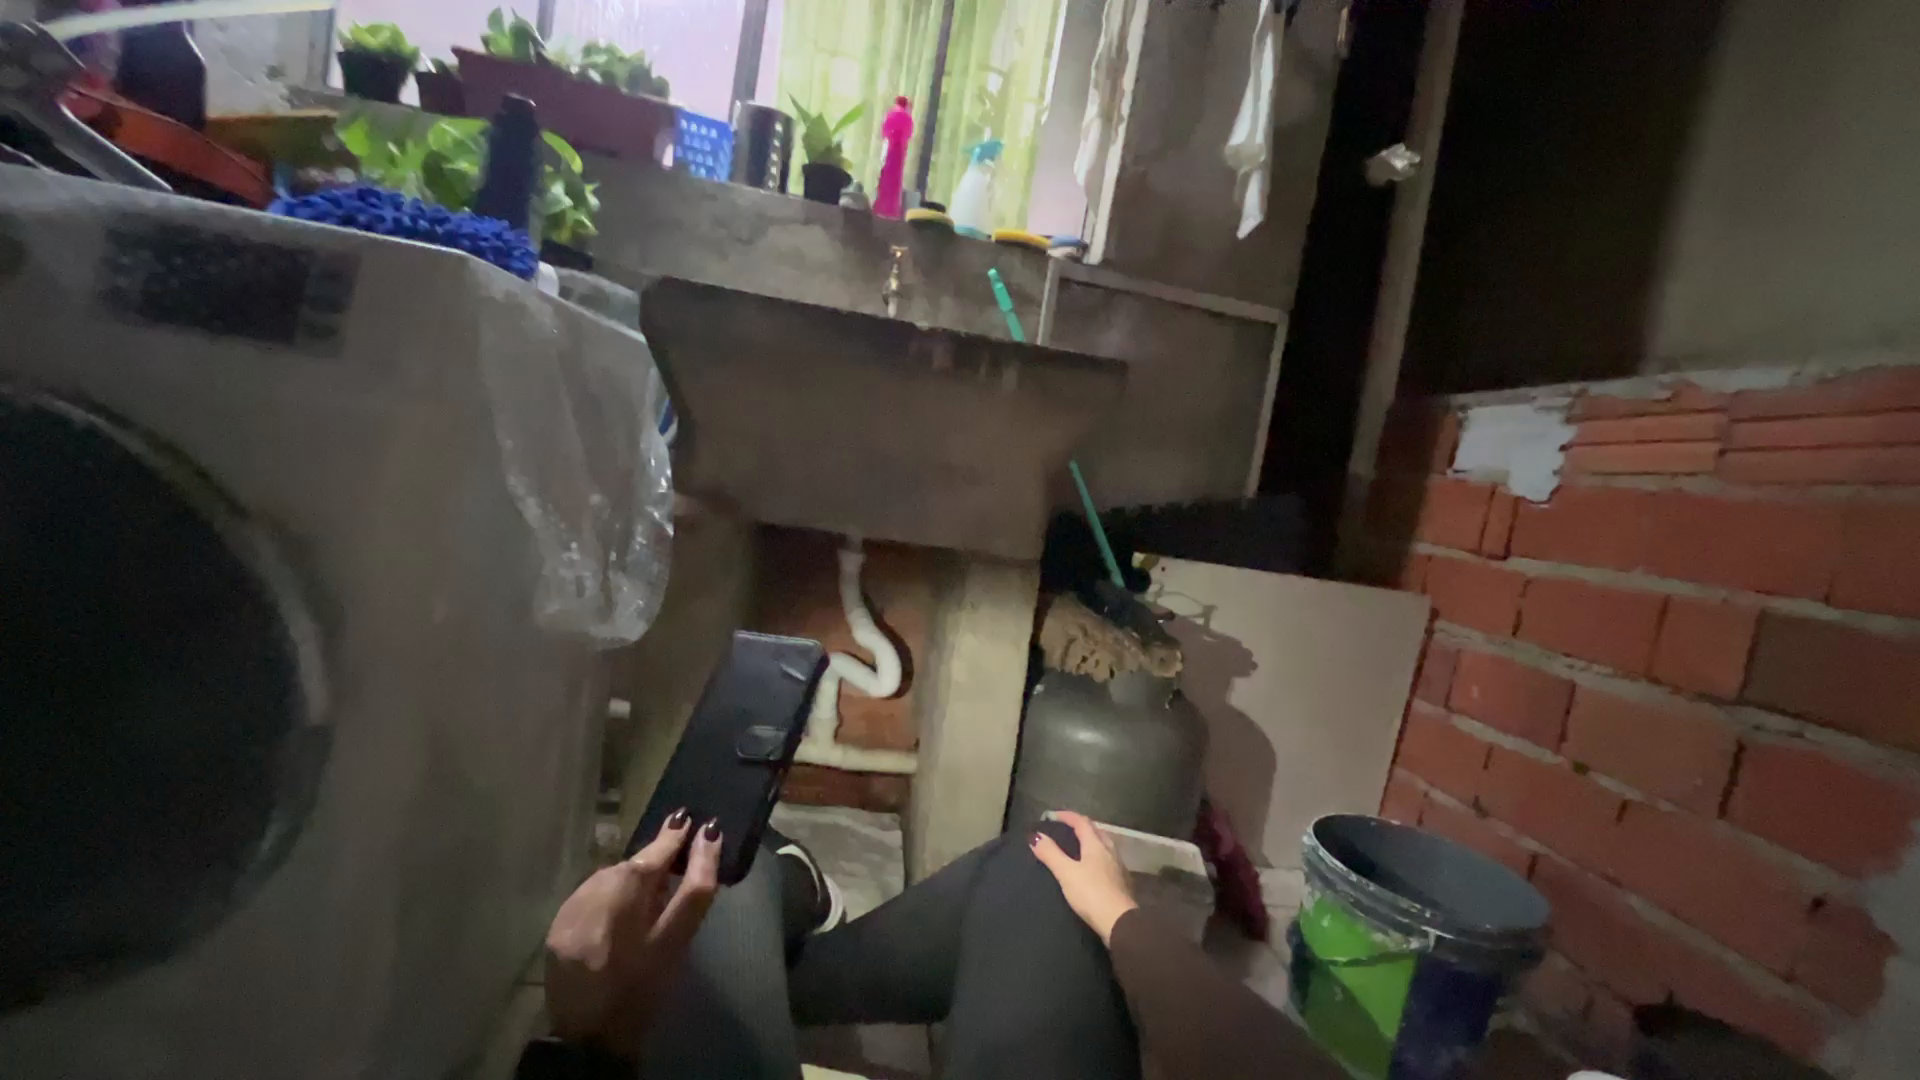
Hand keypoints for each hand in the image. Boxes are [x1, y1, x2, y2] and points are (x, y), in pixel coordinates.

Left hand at [544, 810, 721, 1059]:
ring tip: (649, 903)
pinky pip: (590, 899)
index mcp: (621, 893)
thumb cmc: (643, 989)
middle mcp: (588, 893)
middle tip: (675, 872)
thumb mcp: (677, 940)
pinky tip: (620, 922)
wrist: (590, 1042)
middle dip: (651, 866)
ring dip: (630, 884)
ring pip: (608, 881)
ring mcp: (566, 911)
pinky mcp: (555, 929)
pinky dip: (609, 901)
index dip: (673, 836)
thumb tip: (709, 835)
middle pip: (629, 866)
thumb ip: (696, 885)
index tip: (691, 820)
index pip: (653, 851)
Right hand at [1030, 811, 1138, 944]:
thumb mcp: (1066, 873)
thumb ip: (1051, 853)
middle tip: (1065, 829)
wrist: (1120, 923)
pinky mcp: (1122, 881)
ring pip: (1104, 845)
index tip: (1052, 816)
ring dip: (1091, 840)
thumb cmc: (1091, 894)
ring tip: (1078, 846)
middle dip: (1080, 826)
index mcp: (1096, 845)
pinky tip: (1093, 868)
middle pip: (1095, 830)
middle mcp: (1109, 850)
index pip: (1081, 822)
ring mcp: (1118, 866)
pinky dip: (1098, 856)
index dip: (1066, 816)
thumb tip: (1035, 835)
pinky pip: (1108, 860)